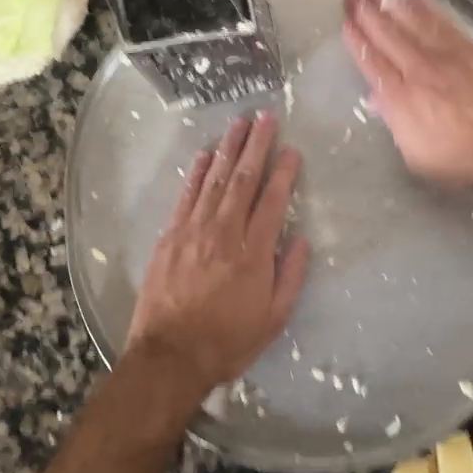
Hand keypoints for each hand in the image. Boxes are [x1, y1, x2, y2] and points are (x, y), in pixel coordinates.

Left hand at [126, 113, 310, 397]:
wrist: (170, 356)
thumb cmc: (228, 341)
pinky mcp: (170, 236)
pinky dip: (197, 172)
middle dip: (256, 145)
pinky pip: (186, 195)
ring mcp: (193, 231)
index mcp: (253, 253)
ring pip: (215, 179)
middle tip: (265, 117)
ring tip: (239, 122)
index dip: (283, 172)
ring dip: (228, 148)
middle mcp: (224, 233)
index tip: (291, 149)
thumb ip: (291, 276)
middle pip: (243, 179)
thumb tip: (302, 240)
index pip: (272, 201)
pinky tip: (206, 154)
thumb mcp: (274, 319)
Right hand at [342, 0, 472, 201]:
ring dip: (393, 0)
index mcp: (400, 98)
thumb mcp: (416, 154)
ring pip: (415, 21)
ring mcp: (450, 55)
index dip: (357, 40)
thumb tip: (379, 98)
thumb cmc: (463, 162)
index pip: (371, 62)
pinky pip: (443, 21)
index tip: (345, 21)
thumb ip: (396, 121)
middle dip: (367, 11)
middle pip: (388, 34)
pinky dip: (426, 7)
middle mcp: (420, 69)